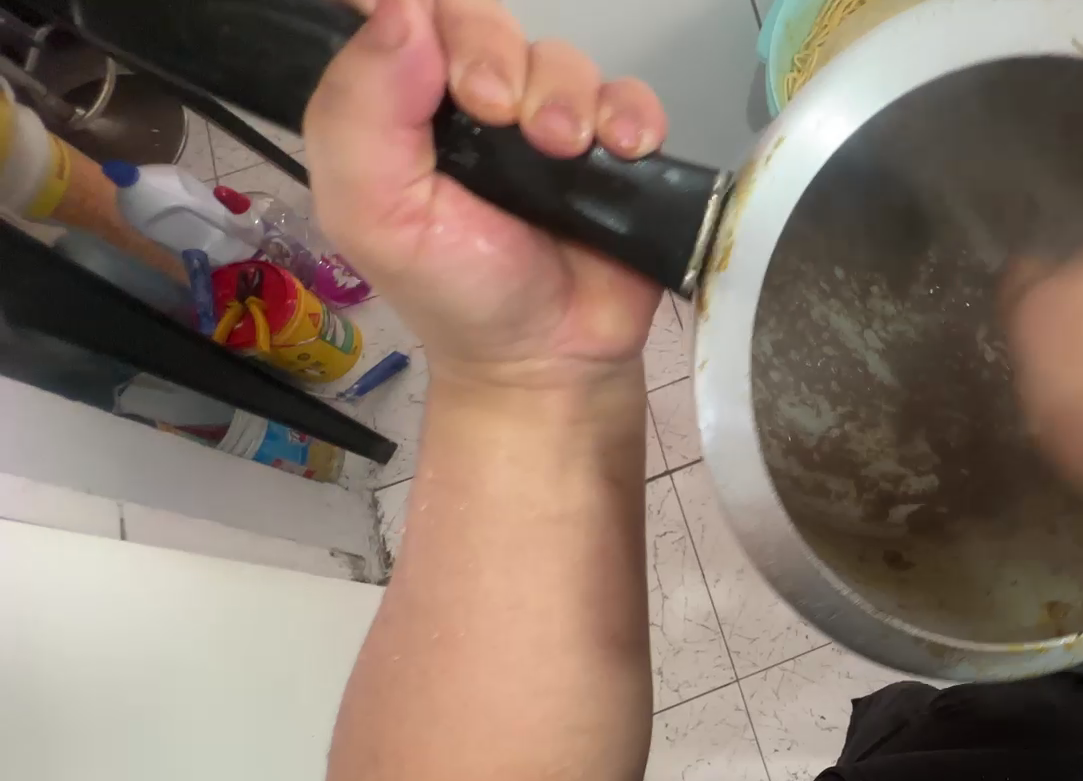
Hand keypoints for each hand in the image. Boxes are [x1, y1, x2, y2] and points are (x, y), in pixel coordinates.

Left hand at [305, 0, 668, 393]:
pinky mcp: (623, 164)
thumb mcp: (372, 210)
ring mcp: (560, 134)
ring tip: (567, 152)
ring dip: (570, 96)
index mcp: (411, 107)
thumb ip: (360, 109)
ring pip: (569, 62)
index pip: (413, 14)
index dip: (431, 25)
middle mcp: (485, 108)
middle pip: (492, 23)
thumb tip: (404, 10)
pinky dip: (637, 114)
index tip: (451, 85)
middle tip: (509, 124)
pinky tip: (627, 148)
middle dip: (502, 60)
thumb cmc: (457, 295)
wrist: (551, 359)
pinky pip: (637, 104)